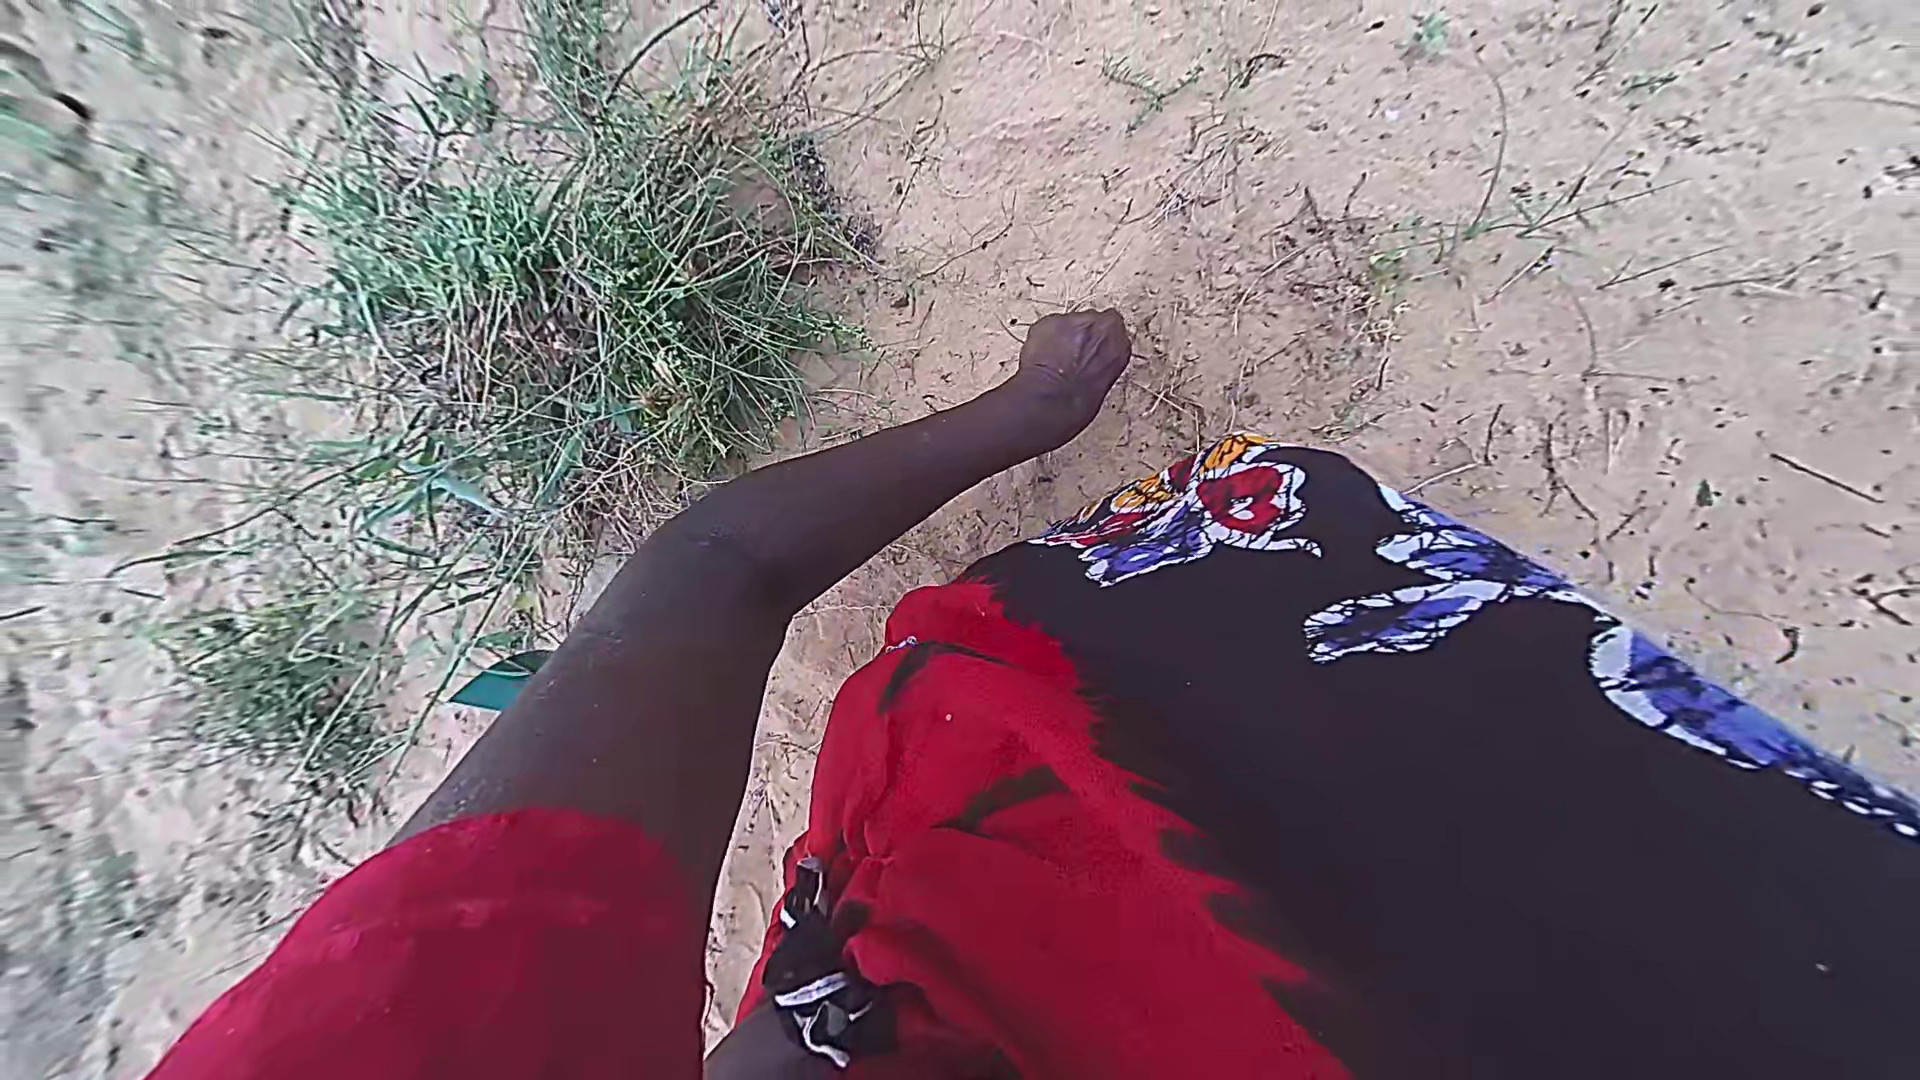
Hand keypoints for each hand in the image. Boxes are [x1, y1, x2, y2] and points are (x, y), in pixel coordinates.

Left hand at [1004, 309, 1131, 447]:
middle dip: (1079, 337)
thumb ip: (1103, 360)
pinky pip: (1045, 328)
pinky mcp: (1048, 321)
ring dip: (1060, 337)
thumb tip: (1092, 362)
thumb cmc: (1079, 402)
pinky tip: (1040, 359)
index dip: (1097, 341)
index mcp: (1119, 342)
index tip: (1089, 351)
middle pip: (1089, 322)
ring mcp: (1073, 320)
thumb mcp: (1106, 381)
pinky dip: (1042, 340)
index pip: (1111, 328)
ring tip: (1053, 362)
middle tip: (1069, 357)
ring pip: (1066, 323)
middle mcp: (1099, 324)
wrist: (1054, 400)